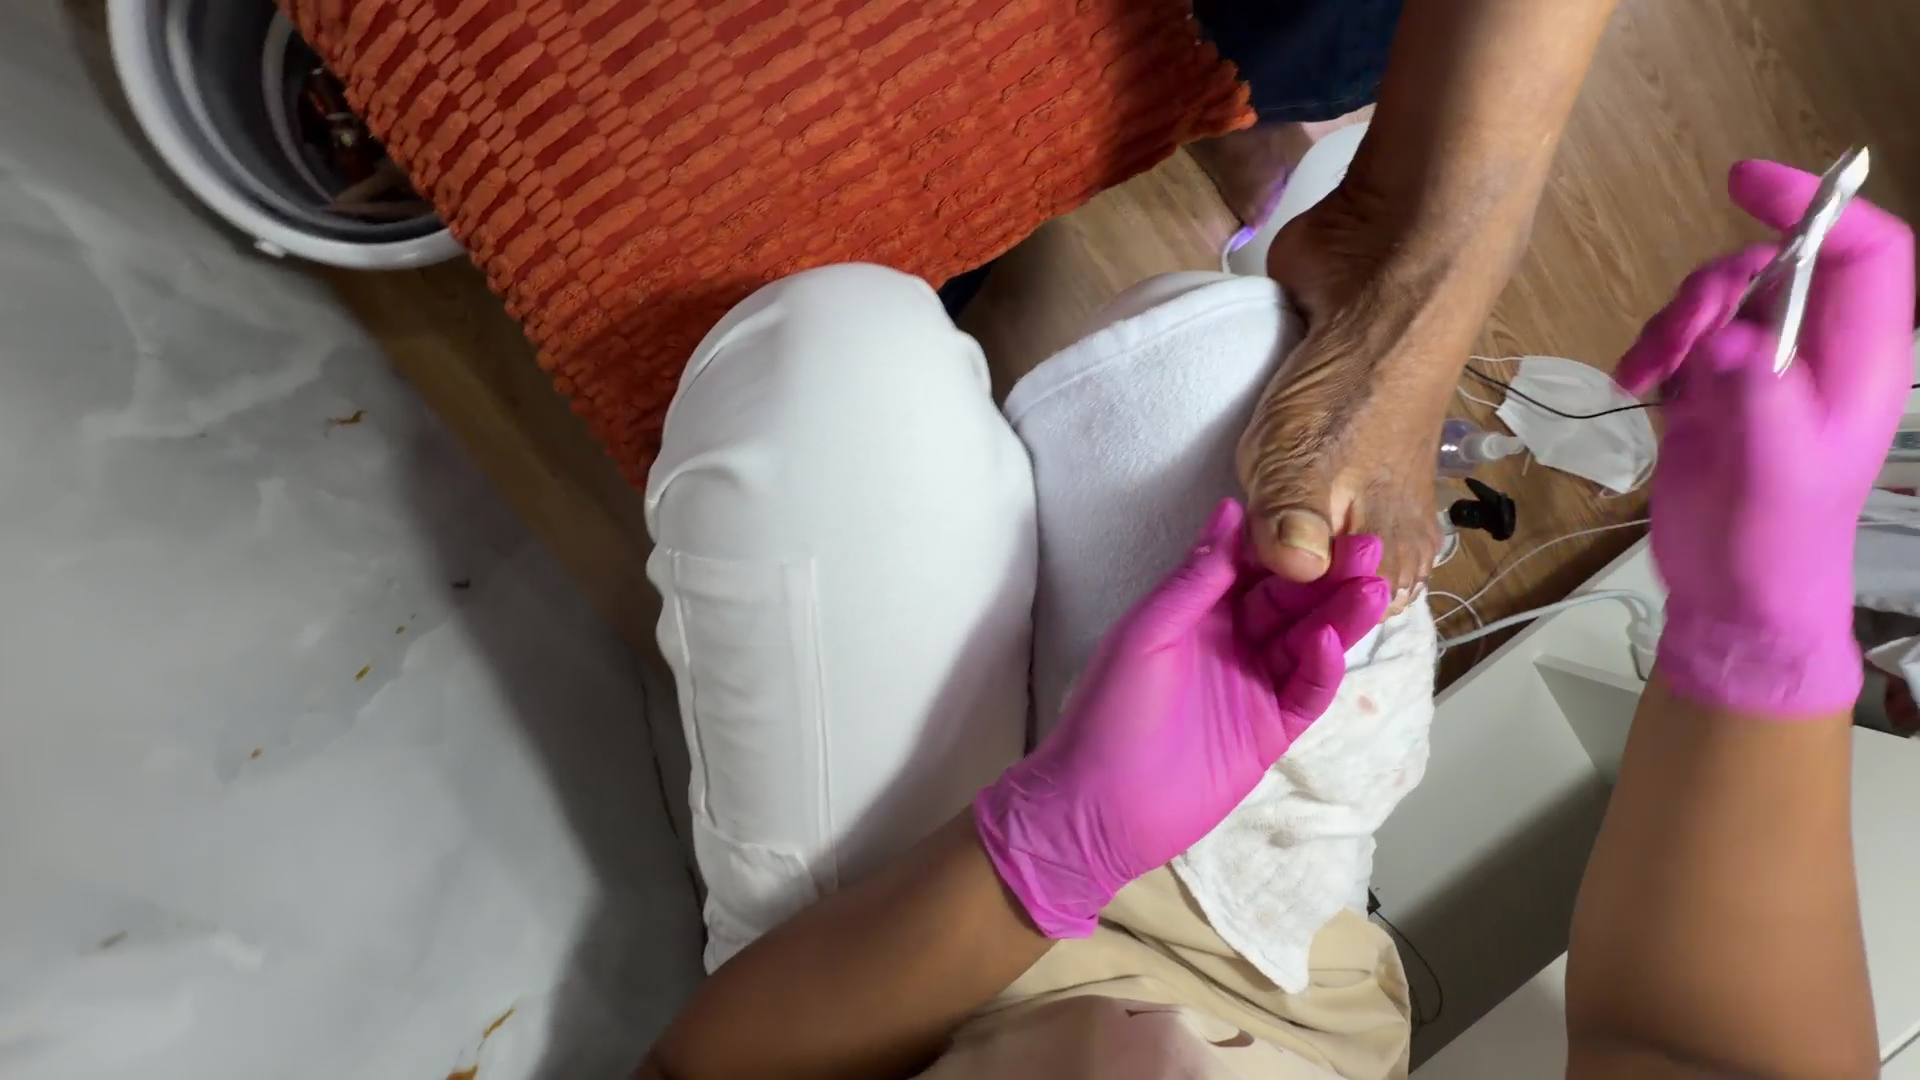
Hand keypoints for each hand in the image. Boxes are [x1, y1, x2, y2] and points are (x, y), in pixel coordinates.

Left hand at [973, 500, 1388, 936]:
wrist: (1100, 808)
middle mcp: (1227, 641)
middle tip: (1369, 545)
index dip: (1283, 542)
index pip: (1248, 566)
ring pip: (1305, 641)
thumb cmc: (1110, 711)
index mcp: (1193, 611)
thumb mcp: (1147, 633)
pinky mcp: (1269, 729)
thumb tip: (1230, 509)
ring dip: (1338, 616)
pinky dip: (1322, 668)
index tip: (1321, 512)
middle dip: (1324, 574)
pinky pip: (1305, 692)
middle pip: (1286, 600)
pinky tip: (1333, 642)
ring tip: (1375, 584)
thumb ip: (1195, 578)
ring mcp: (1251, 684)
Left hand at [1236, 187, 1467, 604]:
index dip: (1290, 627)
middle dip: (1260, 587)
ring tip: (1204, 558)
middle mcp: (1369, 527)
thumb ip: (1291, 536)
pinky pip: (1277, 492)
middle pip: (1309, 583)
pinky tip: (1216, 513)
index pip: (1341, 621)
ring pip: (1291, 538)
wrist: (1384, 276)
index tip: (1232, 623)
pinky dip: (1252, 502)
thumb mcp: (1306, 473)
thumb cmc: (1354, 386)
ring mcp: (1338, 486)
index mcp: (1389, 550)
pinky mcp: (1311, 448)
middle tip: (1204, 588)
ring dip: (1252, 545)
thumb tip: (1285, 580)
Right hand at [1615, 159, 1914, 714]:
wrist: (1734, 585)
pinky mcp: (1701, 399)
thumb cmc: (1778, 535)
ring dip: (1665, 327)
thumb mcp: (1779, 467)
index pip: (1860, 254)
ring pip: (1710, 308)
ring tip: (1641, 376)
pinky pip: (1672, 348)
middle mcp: (1806, 354)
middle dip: (1708, 290)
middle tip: (1673, 342)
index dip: (1816, 208)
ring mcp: (1749, 375)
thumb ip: (1760, 394)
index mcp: (1859, 359)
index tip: (1746, 183)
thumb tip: (1722, 335)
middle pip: (1766, 274)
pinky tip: (1629, 387)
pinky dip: (1643, 357)